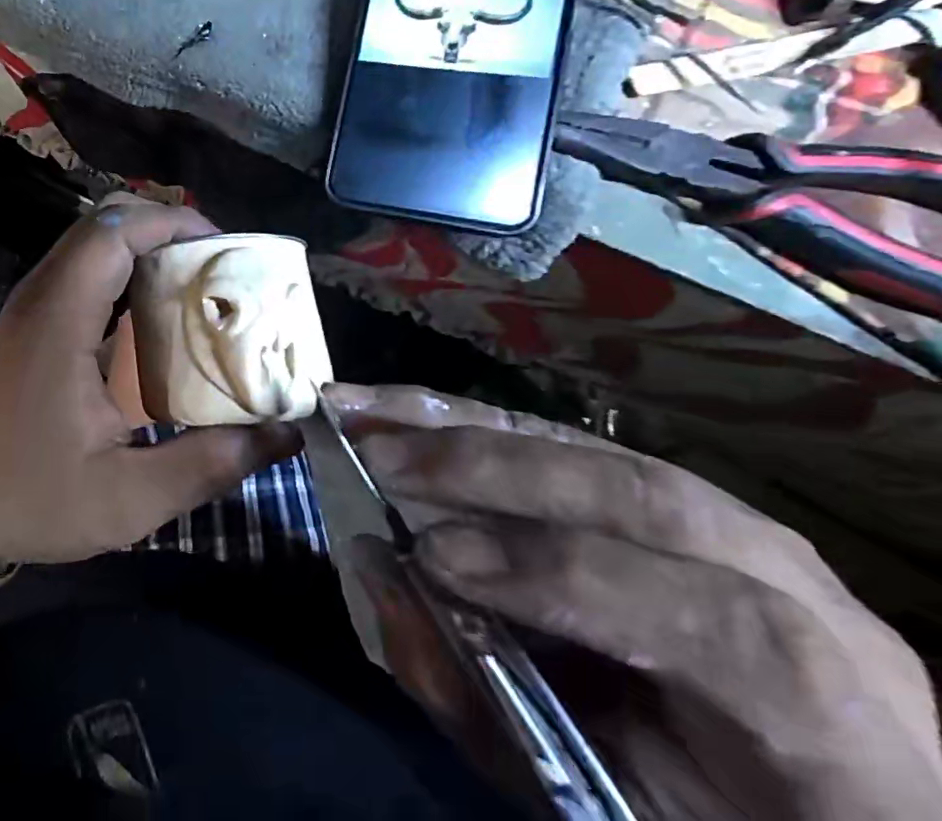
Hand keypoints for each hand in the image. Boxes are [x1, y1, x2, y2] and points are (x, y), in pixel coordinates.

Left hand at [0, 201, 303, 564]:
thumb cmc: (31, 499)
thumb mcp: (130, 498)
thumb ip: (211, 462)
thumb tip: (285, 433)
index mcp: (59, 323)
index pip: (112, 233)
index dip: (173, 224)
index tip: (229, 254)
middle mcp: (39, 300)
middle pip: (102, 226)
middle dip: (166, 232)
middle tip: (222, 273)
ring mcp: (27, 310)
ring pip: (88, 247)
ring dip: (144, 253)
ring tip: (200, 290)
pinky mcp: (27, 326)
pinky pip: (78, 276)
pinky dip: (122, 276)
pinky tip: (155, 320)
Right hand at [327, 383, 941, 820]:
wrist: (800, 787)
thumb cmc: (685, 806)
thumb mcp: (582, 789)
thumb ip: (480, 700)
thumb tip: (377, 574)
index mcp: (827, 724)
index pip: (724, 629)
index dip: (568, 577)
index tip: (435, 558)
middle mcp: (807, 601)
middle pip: (654, 500)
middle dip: (494, 468)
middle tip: (373, 455)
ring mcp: (747, 537)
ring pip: (608, 452)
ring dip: (466, 426)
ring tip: (365, 409)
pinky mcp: (685, 502)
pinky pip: (575, 448)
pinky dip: (477, 426)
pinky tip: (409, 412)